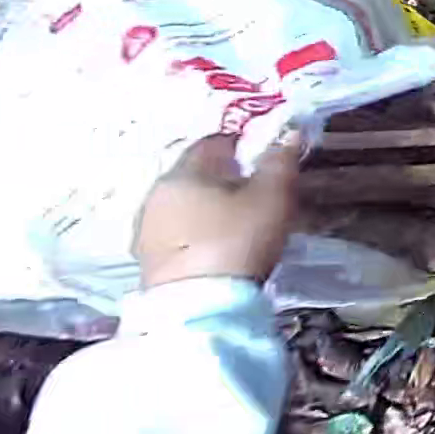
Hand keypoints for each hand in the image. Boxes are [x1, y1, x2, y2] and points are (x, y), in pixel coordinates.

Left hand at [136, 132, 302, 288]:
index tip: (268, 153)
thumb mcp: (274, 192)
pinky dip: (200, 223)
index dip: (243, 141)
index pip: (213, 141)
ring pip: (187, 199)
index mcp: (183, 173)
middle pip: (197, 171)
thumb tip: (288, 132)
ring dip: (212, 200)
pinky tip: (222, 236)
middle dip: (227, 172)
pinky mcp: (148, 254)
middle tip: (261, 184)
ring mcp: (146, 226)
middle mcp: (155, 194)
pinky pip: (179, 225)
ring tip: (244, 212)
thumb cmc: (239, 235)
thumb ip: (281, 159)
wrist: (201, 301)